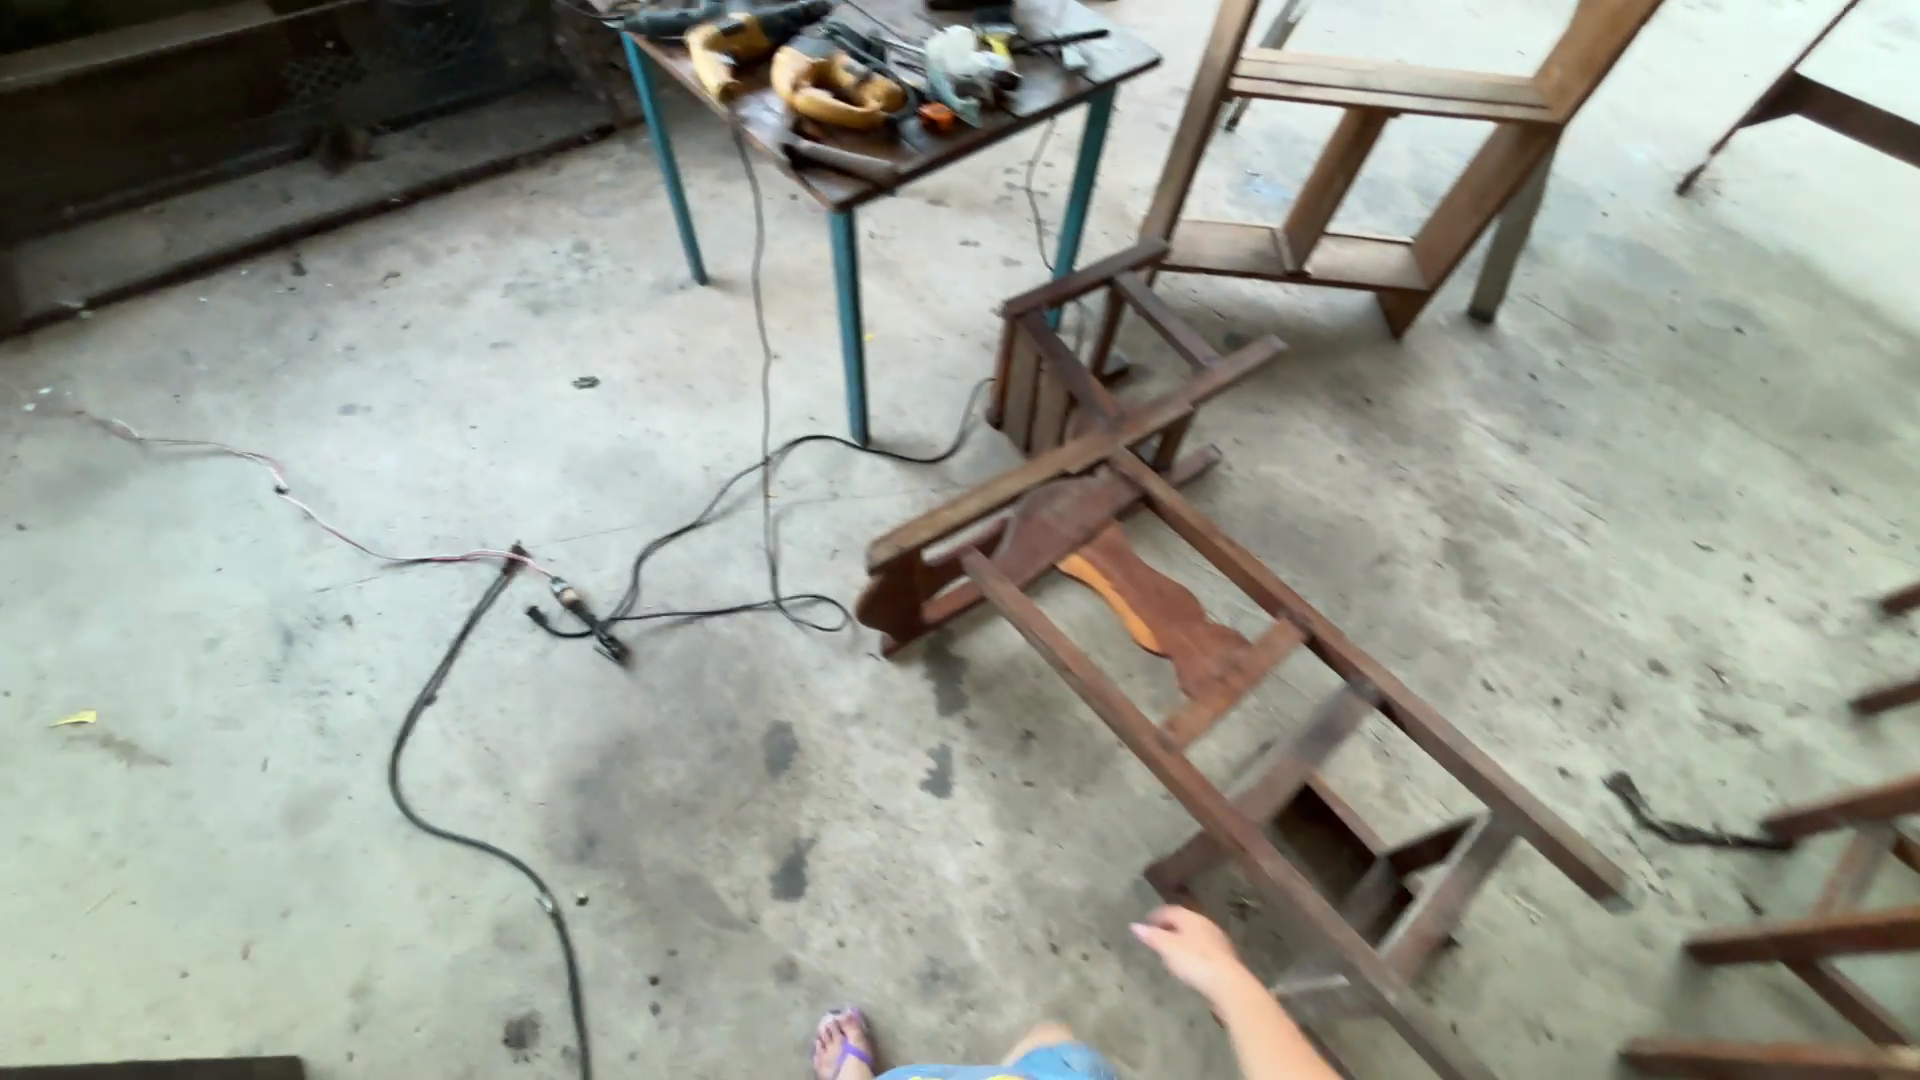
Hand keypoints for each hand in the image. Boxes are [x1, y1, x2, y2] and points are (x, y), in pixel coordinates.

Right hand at [1130, 905, 1256, 1004]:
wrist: (1228, 984)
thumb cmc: (1194, 961)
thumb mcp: (1167, 948)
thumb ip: (1151, 936)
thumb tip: (1134, 925)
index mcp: (1190, 918)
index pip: (1170, 910)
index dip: (1157, 915)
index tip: (1147, 923)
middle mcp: (1205, 924)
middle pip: (1184, 921)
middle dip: (1170, 927)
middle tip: (1158, 937)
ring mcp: (1217, 941)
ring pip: (1195, 935)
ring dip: (1183, 940)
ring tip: (1171, 952)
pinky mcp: (1225, 958)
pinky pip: (1204, 949)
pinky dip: (1193, 952)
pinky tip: (1190, 965)